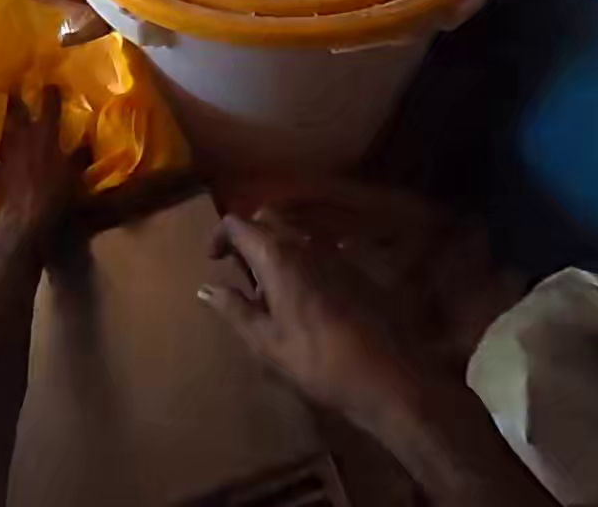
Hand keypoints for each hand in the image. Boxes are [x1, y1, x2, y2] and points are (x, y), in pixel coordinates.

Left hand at [0, 87, 83, 241]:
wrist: (27, 218)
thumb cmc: (57, 192)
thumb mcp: (76, 173)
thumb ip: (81, 154)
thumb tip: (86, 138)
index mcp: (45, 134)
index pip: (49, 106)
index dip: (51, 93)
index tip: (51, 83)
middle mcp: (24, 137)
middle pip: (17, 111)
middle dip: (15, 97)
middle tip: (12, 87)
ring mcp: (7, 153)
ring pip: (3, 131)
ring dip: (3, 122)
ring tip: (1, 114)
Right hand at [199, 211, 434, 419]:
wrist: (392, 379)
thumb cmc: (319, 361)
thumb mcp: (266, 342)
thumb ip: (234, 309)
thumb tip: (205, 287)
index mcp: (275, 255)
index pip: (236, 223)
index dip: (220, 235)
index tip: (214, 259)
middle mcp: (303, 242)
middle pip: (267, 218)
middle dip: (249, 235)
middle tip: (243, 270)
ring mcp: (334, 252)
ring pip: (295, 232)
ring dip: (277, 248)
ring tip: (274, 288)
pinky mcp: (356, 267)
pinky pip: (320, 249)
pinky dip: (304, 260)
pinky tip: (310, 296)